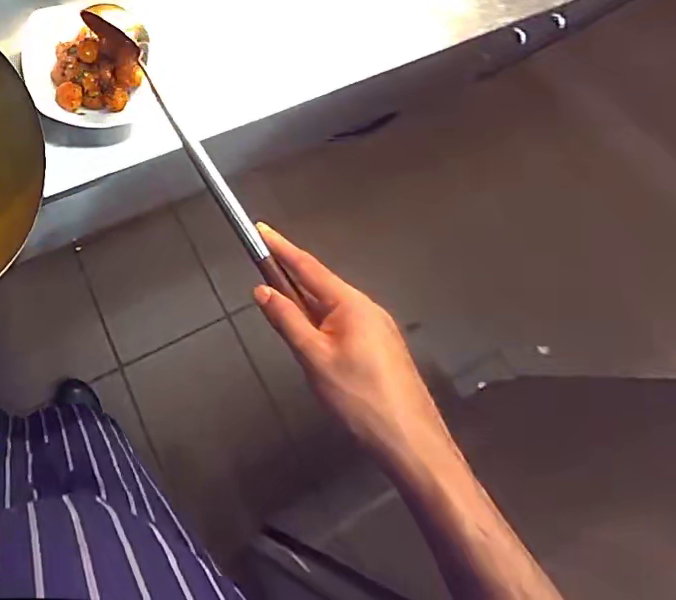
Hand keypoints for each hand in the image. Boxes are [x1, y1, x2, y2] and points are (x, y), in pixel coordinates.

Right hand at [253, 224, 449, 474]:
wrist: (413, 445)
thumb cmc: (361, 399)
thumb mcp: (314, 359)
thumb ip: (287, 320)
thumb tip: (262, 290)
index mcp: (351, 304)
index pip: (308, 266)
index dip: (281, 247)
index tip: (262, 229)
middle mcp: (367, 308)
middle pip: (320, 286)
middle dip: (291, 279)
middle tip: (264, 274)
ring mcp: (378, 329)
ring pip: (332, 308)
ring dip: (305, 306)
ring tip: (283, 316)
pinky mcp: (382, 349)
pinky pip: (344, 324)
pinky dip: (321, 323)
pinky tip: (313, 342)